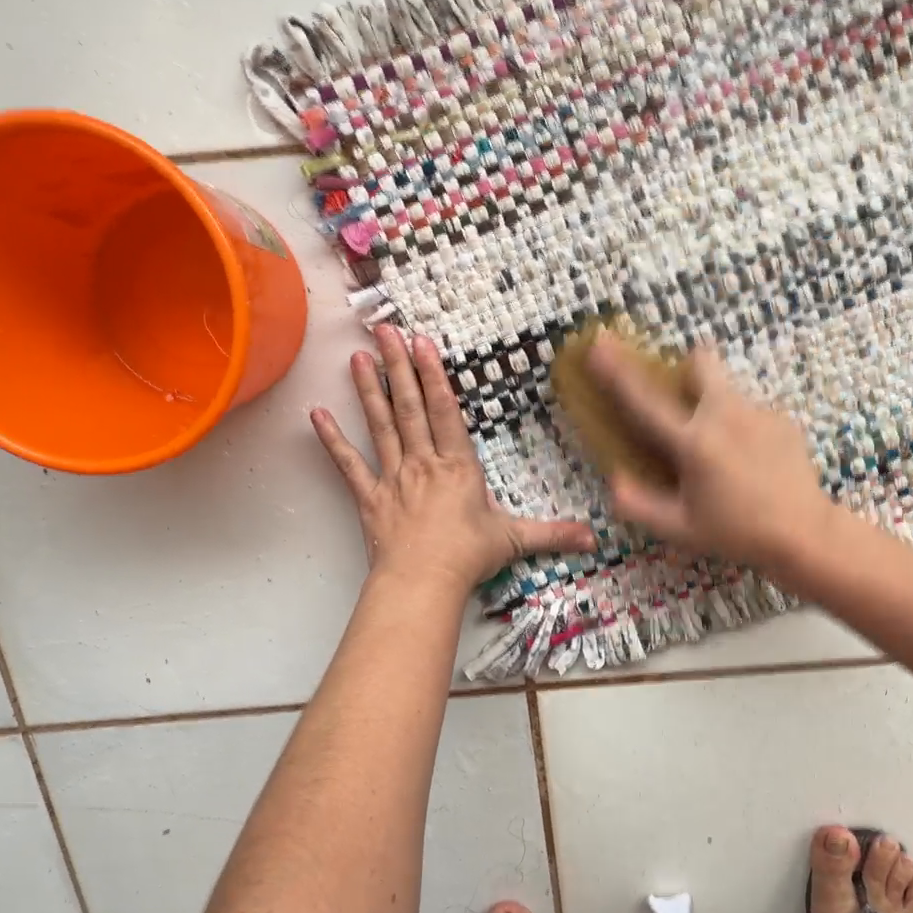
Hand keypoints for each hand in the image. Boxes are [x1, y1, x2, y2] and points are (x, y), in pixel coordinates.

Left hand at [312, 326, 595, 590]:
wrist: (423, 582)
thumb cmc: (468, 557)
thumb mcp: (516, 540)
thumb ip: (554, 533)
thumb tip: (595, 537)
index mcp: (458, 466)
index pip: (445, 411)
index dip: (434, 374)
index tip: (422, 343)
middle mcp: (423, 463)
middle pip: (410, 407)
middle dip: (399, 367)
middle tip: (385, 330)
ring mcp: (393, 478)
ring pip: (380, 426)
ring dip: (370, 390)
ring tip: (359, 357)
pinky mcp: (369, 498)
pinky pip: (348, 465)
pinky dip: (332, 441)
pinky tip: (317, 415)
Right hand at [586, 339, 840, 571]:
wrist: (804, 533)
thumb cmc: (737, 533)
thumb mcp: (680, 529)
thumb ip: (640, 504)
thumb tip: (615, 479)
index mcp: (693, 442)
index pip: (645, 400)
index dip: (617, 371)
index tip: (598, 342)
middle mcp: (725, 416)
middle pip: (702, 362)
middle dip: (690, 368)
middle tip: (687, 399)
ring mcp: (759, 413)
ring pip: (728, 391)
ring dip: (718, 409)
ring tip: (729, 454)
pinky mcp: (783, 420)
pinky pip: (754, 414)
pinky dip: (746, 431)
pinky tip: (755, 464)